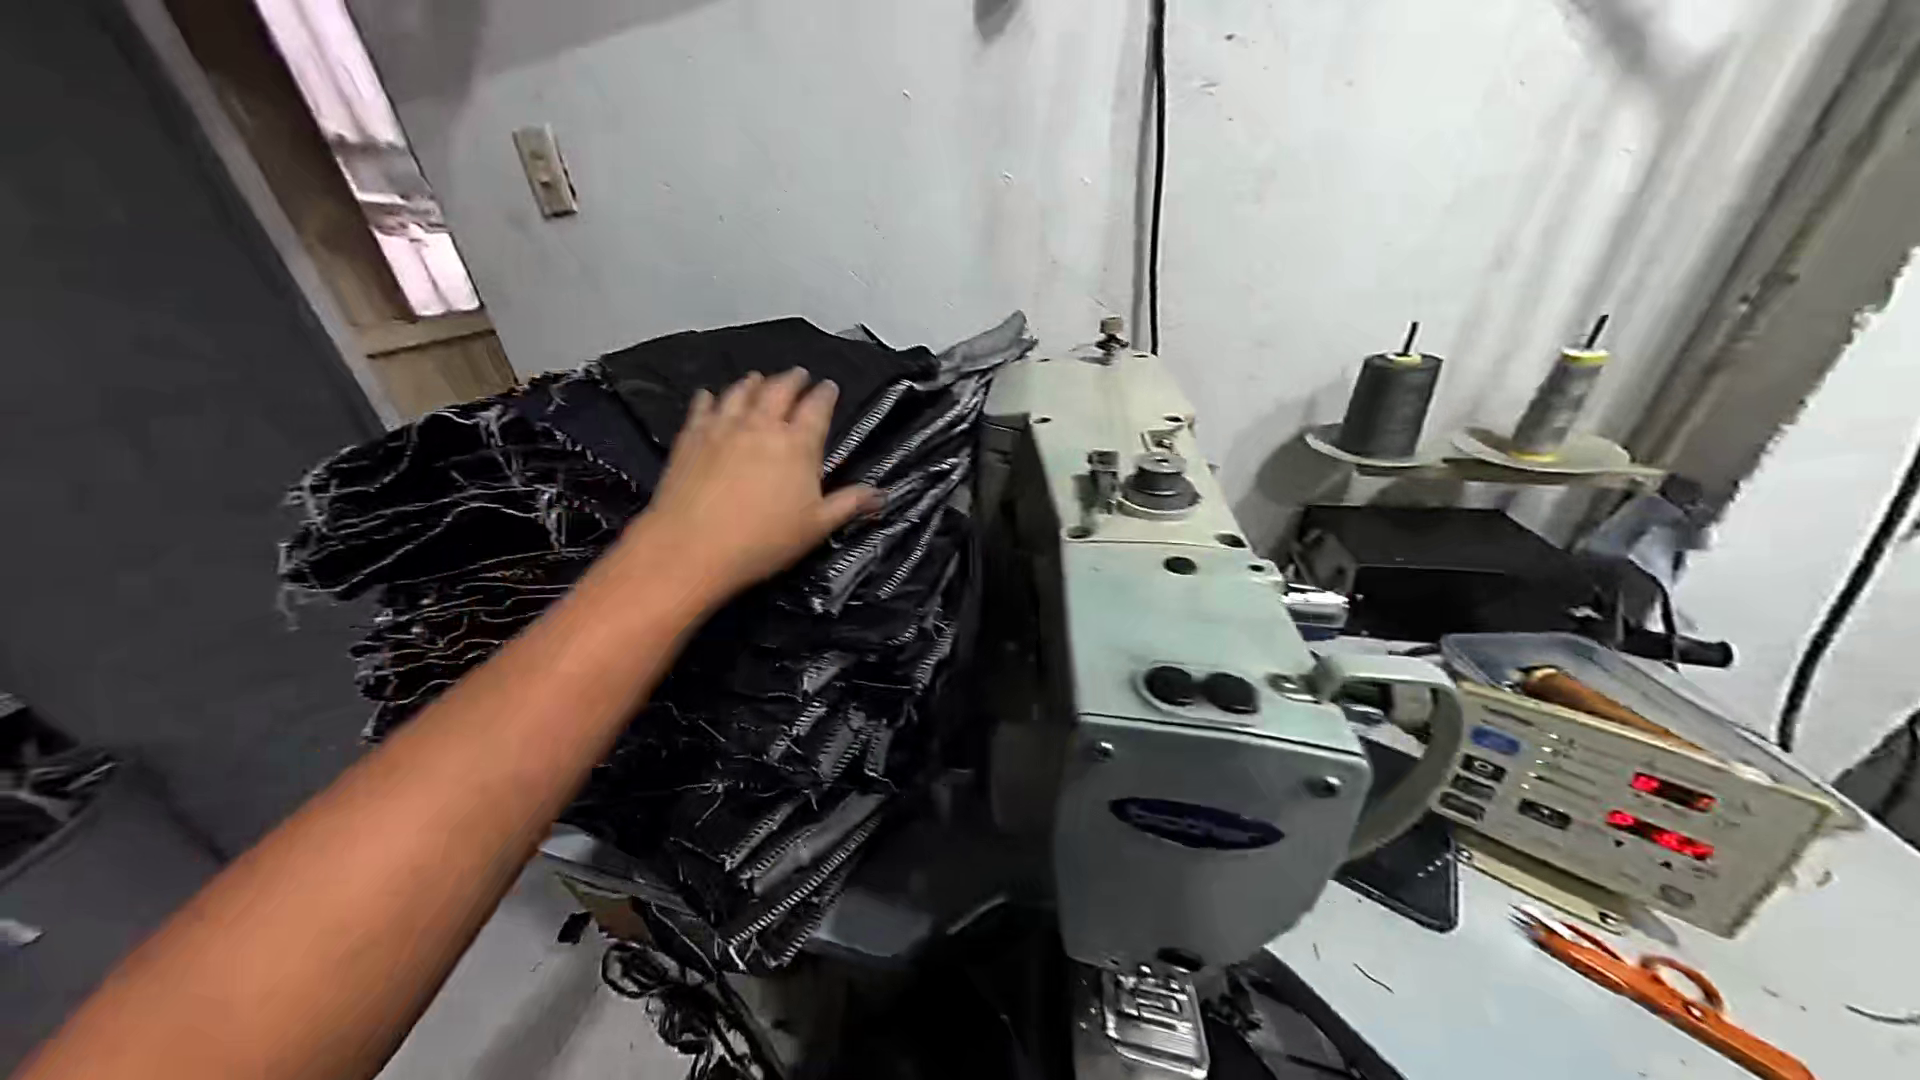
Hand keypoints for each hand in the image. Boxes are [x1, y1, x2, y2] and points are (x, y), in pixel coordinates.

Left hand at [621, 368, 880, 602]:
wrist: (692, 547)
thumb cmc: (763, 540)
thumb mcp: (817, 526)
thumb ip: (849, 504)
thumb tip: (881, 495)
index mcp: (798, 444)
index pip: (817, 408)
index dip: (826, 394)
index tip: (829, 386)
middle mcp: (762, 426)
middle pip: (779, 390)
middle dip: (793, 379)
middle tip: (799, 374)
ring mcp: (723, 427)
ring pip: (741, 393)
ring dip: (754, 382)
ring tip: (760, 377)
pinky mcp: (691, 437)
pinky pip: (703, 407)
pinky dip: (711, 398)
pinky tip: (710, 395)